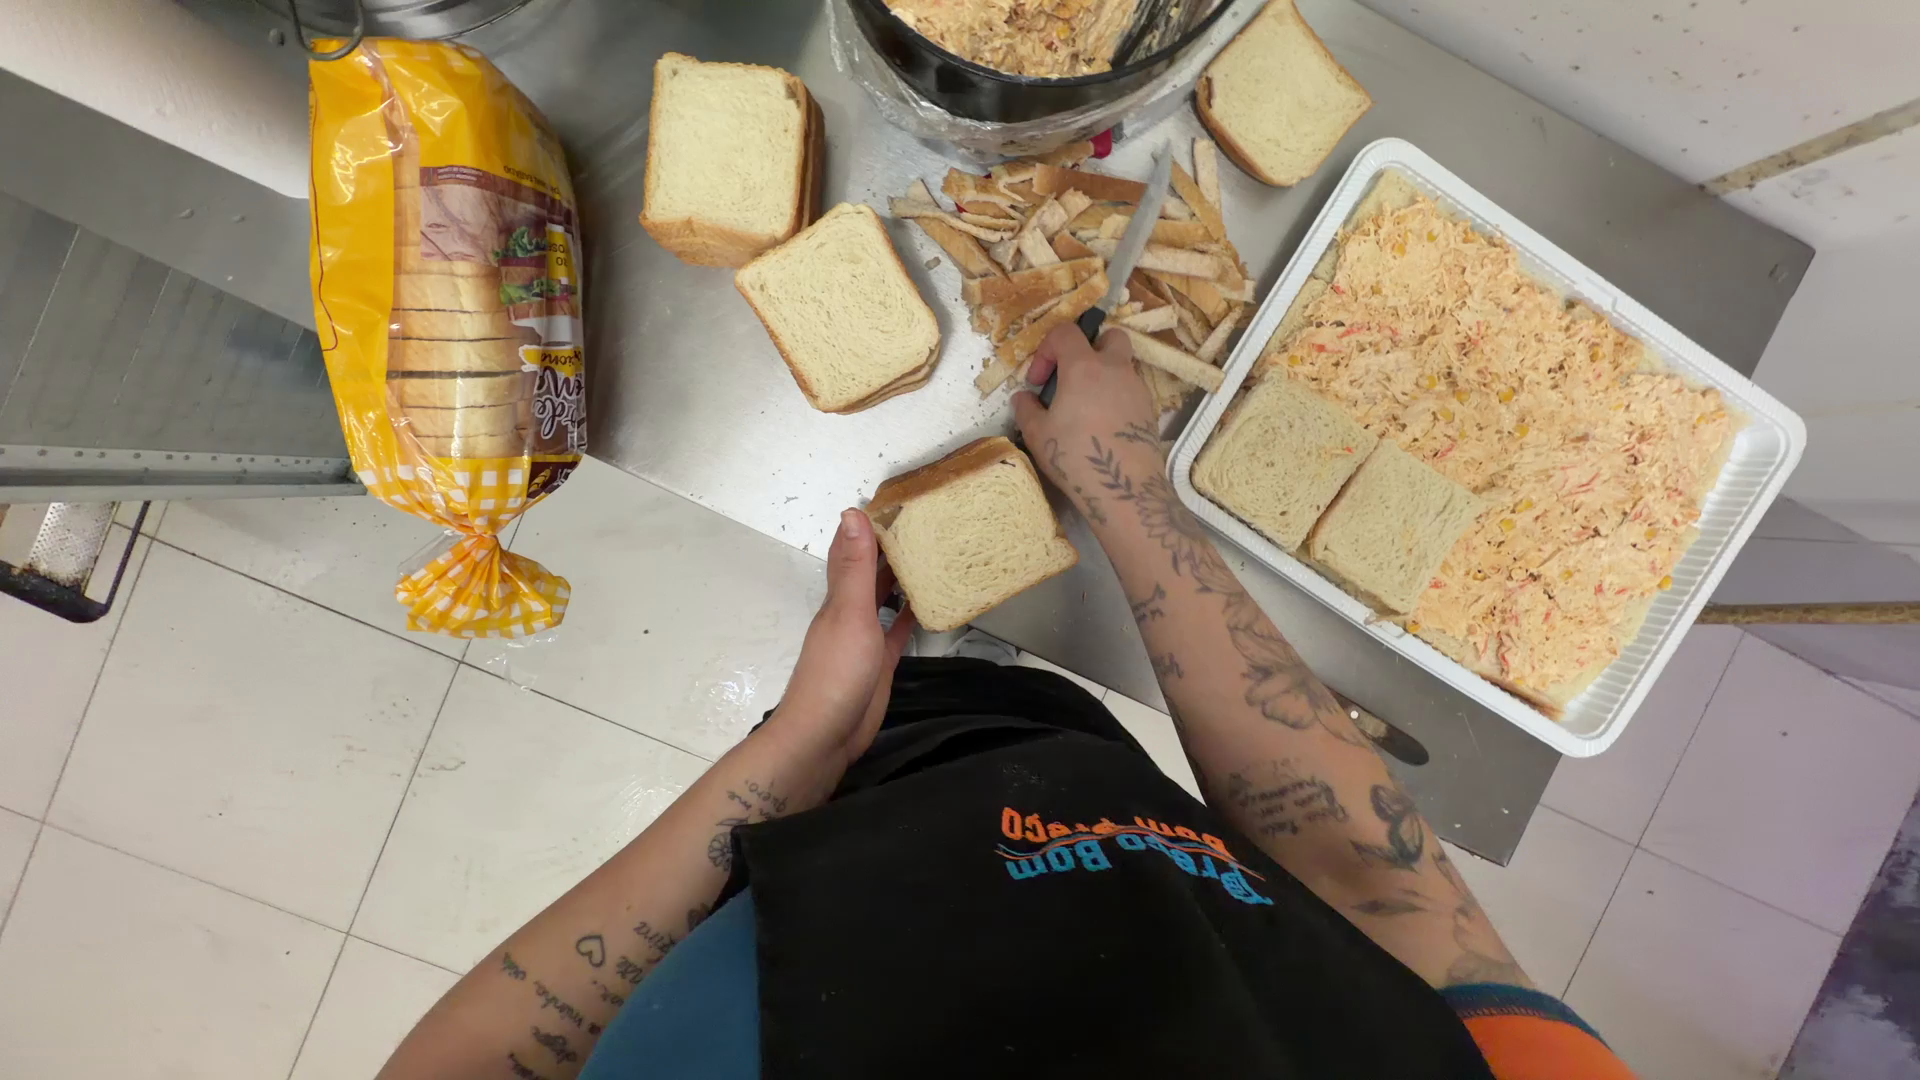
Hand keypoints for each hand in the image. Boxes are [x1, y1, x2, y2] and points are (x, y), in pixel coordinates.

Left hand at [770, 509, 915, 768]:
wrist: (827, 735)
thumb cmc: (836, 672)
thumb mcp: (850, 614)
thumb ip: (855, 567)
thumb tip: (852, 512)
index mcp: (840, 597)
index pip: (852, 550)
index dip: (868, 526)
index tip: (896, 501)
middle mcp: (850, 613)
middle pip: (870, 572)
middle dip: (890, 548)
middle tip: (925, 523)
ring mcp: (865, 639)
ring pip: (884, 599)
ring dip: (901, 578)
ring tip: (932, 554)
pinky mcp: (881, 663)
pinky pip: (898, 631)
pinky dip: (910, 615)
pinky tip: (927, 604)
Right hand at [1012, 322, 1162, 494]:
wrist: (1124, 487)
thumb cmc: (1074, 455)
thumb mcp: (1037, 434)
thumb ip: (1026, 410)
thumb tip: (1023, 398)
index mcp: (1084, 367)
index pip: (1066, 333)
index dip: (1046, 350)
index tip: (1038, 382)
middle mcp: (1115, 369)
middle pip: (1109, 337)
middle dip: (1089, 348)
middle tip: (1073, 378)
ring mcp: (1137, 389)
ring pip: (1122, 366)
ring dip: (1103, 376)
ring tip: (1085, 408)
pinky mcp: (1149, 411)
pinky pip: (1130, 391)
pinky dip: (1115, 398)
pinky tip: (1103, 427)